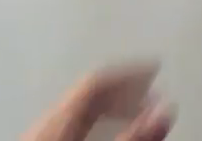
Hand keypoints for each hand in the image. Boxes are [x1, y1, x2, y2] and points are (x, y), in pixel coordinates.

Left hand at [24, 64, 173, 140]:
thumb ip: (132, 139)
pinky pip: (67, 129)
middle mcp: (43, 126)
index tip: (156, 69)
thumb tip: (166, 110)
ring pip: (77, 115)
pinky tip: (107, 137)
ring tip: (135, 119)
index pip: (96, 82)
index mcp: (57, 121)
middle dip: (124, 93)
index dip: (130, 72)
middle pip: (88, 96)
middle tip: (152, 98)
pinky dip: (95, 127)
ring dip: (111, 112)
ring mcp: (35, 140)